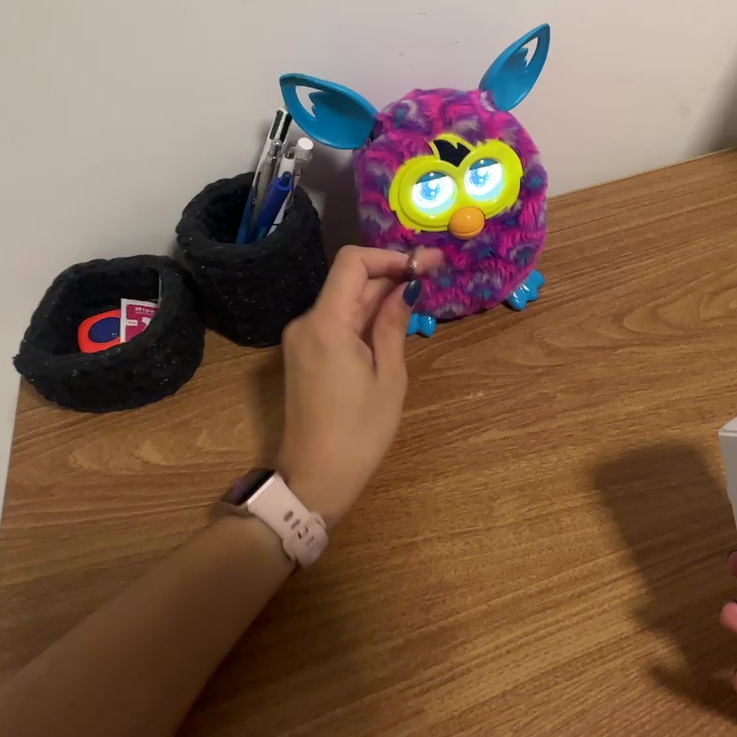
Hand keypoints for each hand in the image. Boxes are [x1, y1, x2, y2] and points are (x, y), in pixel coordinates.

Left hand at [276, 245, 442, 524]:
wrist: (314, 479)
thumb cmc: (359, 432)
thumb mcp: (388, 376)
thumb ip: (394, 324)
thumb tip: (408, 286)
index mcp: (326, 324)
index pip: (353, 262)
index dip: (390, 256)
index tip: (425, 265)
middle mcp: (307, 322)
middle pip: (349, 280)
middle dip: (391, 273)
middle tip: (434, 274)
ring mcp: (302, 339)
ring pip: (345, 300)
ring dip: (380, 294)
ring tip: (420, 297)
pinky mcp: (305, 354)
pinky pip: (338, 321)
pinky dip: (365, 315)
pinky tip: (393, 323)